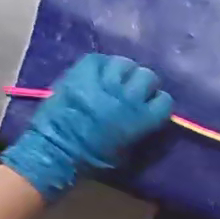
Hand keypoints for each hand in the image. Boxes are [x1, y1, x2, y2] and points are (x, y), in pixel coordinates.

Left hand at [2, 55, 173, 201]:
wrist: (55, 150)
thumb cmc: (92, 159)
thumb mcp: (126, 153)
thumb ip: (141, 132)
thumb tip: (146, 119)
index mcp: (142, 118)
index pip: (164, 100)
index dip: (157, 102)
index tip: (149, 106)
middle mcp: (128, 95)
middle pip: (148, 76)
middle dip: (142, 84)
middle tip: (132, 91)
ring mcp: (106, 80)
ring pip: (125, 63)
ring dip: (122, 72)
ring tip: (114, 79)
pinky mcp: (84, 70)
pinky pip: (100, 59)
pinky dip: (101, 66)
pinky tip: (98, 74)